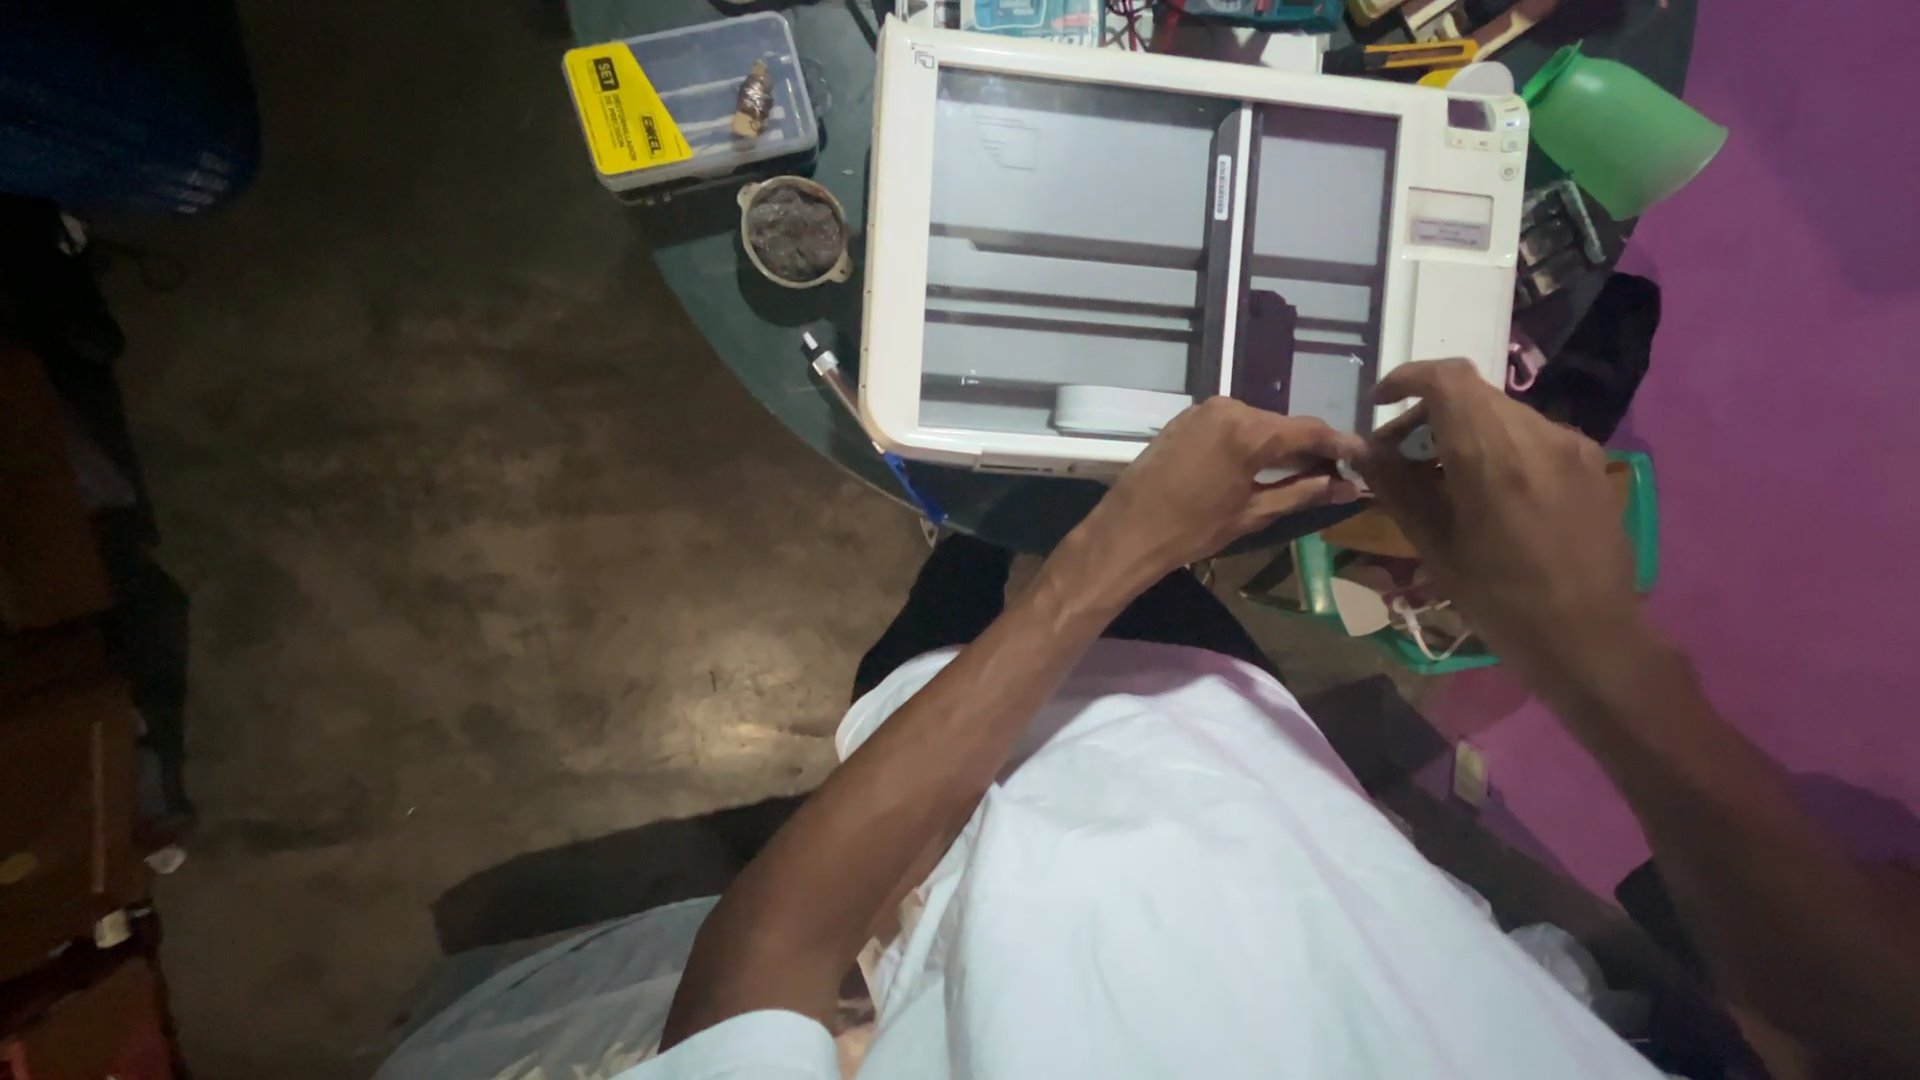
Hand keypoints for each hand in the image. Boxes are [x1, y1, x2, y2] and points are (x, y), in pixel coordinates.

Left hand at [1080, 397, 1362, 586]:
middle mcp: (1228, 408)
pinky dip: (1247, 442)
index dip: (1340, 446)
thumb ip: (1302, 494)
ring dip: (1277, 445)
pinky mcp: (1183, 419)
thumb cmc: (1191, 529)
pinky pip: (1228, 425)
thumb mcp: (1252, 514)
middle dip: (1309, 448)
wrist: (1127, 531)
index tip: (1363, 460)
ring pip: (1256, 424)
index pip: (1310, 431)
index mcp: (1250, 431)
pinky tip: (1256, 465)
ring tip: (1297, 474)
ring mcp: (1202, 411)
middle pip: (1283, 425)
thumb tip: (1346, 488)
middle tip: (1331, 474)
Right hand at [1356, 359, 1645, 697]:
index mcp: (1493, 458)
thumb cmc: (1496, 598)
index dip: (1406, 379)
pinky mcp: (1588, 461)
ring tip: (1435, 477)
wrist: (1588, 636)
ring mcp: (1570, 446)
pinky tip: (1478, 488)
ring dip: (1457, 430)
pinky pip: (1526, 433)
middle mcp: (1538, 437)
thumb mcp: (1432, 543)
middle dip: (1424, 415)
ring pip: (1498, 413)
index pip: (1447, 380)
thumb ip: (1394, 485)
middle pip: (1470, 395)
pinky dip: (1490, 444)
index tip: (1378, 405)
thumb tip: (1357, 449)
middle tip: (1396, 458)